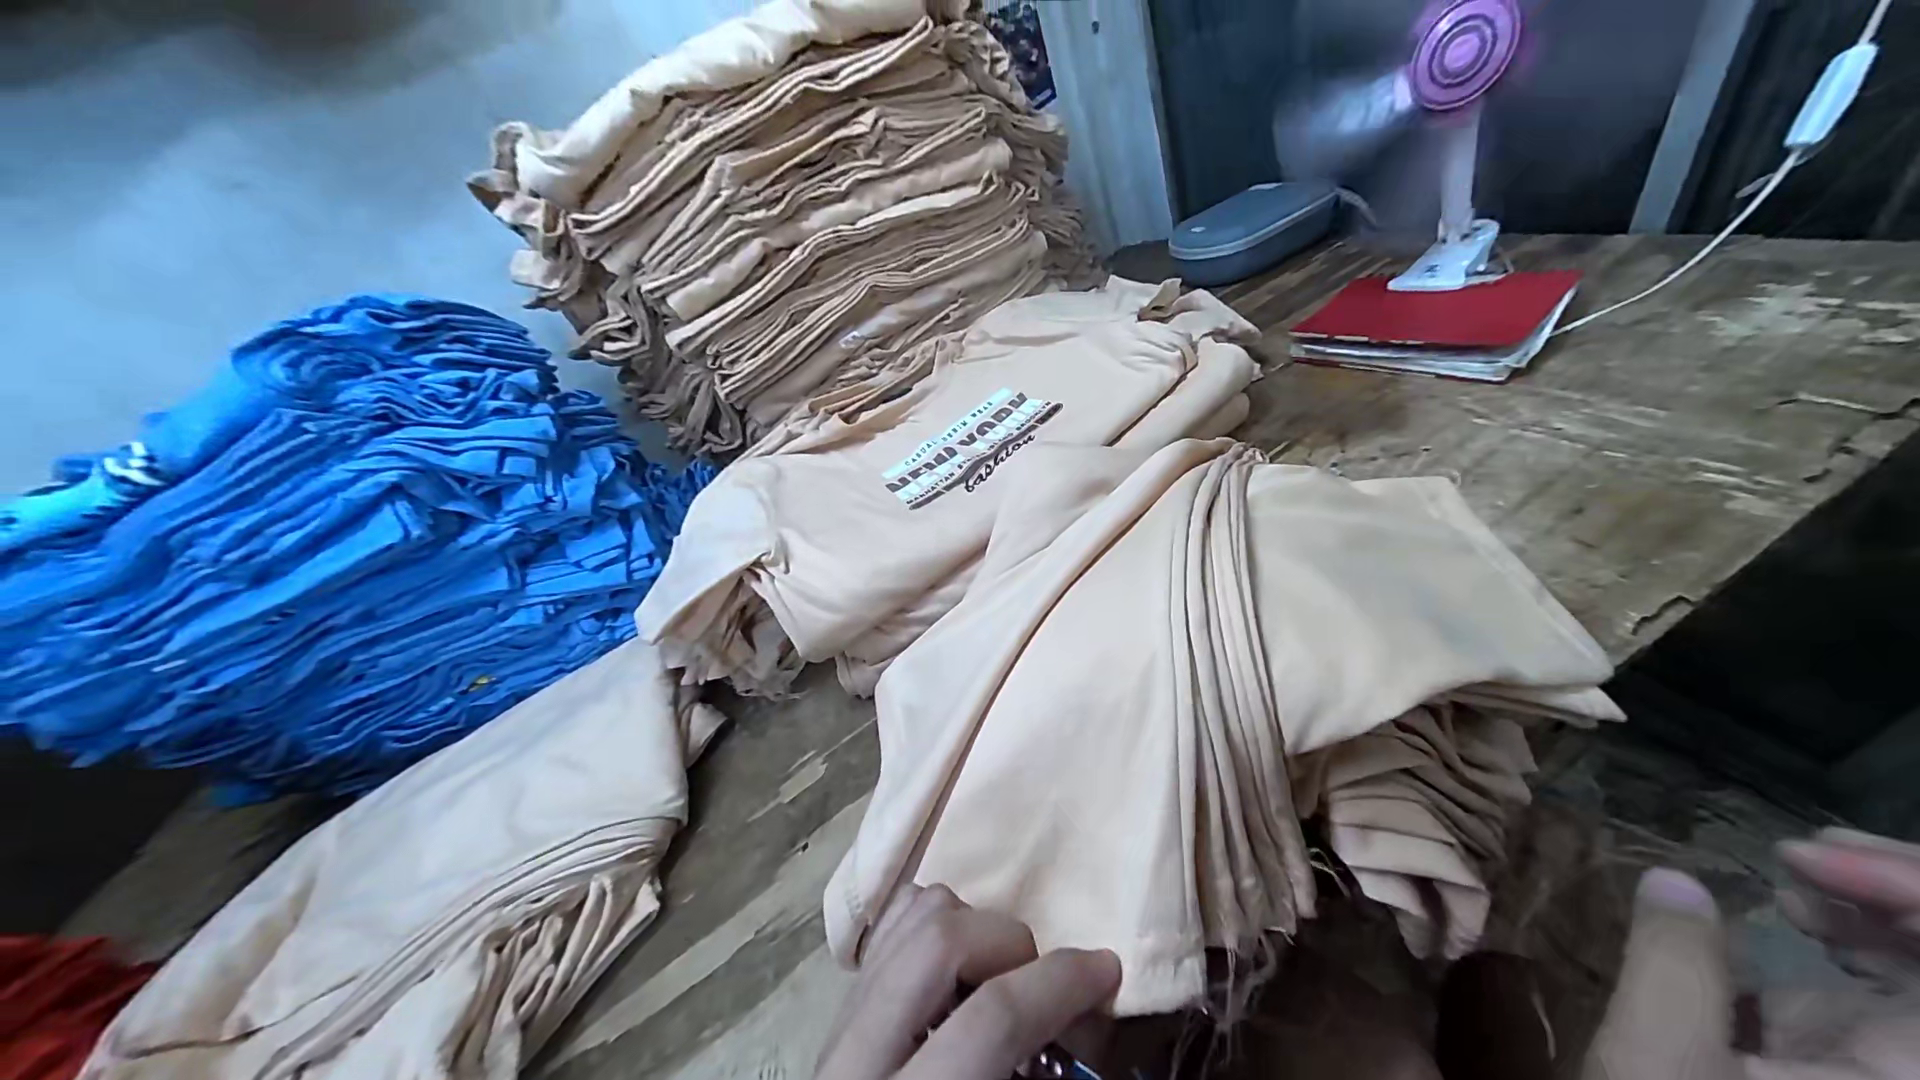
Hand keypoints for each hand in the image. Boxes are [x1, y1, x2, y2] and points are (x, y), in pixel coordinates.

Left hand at [817, 884, 1121, 1079]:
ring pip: (913, 917)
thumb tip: (1086, 1023)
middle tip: (1045, 981)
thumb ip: (1029, 1076)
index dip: (1058, 985)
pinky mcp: (842, 1005)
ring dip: (974, 926)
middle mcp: (858, 1053)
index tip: (1105, 970)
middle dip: (1011, 943)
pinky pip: (893, 923)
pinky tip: (961, 963)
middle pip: (941, 940)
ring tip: (1003, 973)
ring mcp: (841, 1020)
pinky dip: (936, 921)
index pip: (990, 1017)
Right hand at [1584, 835, 1919, 1079]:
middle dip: (1904, 892)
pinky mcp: (1886, 1067)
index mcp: (1912, 1074)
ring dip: (1887, 913)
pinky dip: (1871, 945)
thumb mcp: (1659, 1062)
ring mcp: (1914, 1069)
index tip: (1800, 854)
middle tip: (1805, 853)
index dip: (1913, 892)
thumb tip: (1674, 883)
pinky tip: (1802, 920)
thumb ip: (1673, 965)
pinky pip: (1910, 994)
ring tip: (1796, 879)